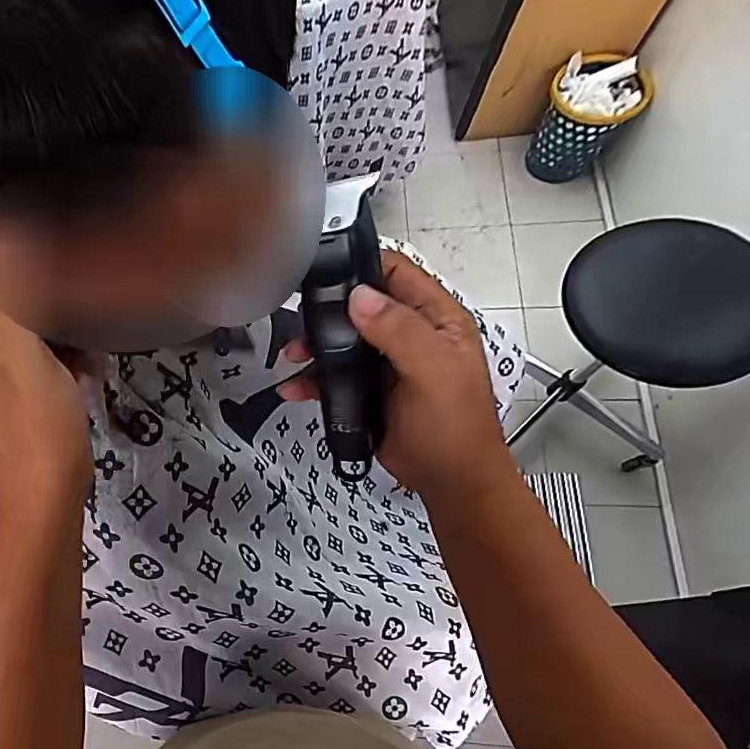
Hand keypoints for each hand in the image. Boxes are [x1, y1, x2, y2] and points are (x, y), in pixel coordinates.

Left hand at [0, 226, 97, 523]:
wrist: (50, 499)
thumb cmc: (35, 430)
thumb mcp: (19, 357)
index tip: (38, 237)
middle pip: (2, 290)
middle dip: (39, 284)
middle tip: (76, 291)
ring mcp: (9, 370)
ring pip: (33, 321)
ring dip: (61, 321)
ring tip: (88, 337)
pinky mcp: (35, 389)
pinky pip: (51, 351)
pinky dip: (71, 351)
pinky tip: (91, 365)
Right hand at [279, 250, 510, 498]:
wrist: (449, 481)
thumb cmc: (455, 428)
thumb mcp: (432, 372)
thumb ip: (399, 331)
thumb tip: (359, 298)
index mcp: (436, 319)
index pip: (396, 273)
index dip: (362, 267)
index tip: (325, 273)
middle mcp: (411, 334)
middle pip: (362, 305)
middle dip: (328, 311)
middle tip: (301, 322)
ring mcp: (387, 363)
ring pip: (344, 340)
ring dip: (316, 346)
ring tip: (294, 356)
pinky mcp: (369, 390)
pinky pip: (336, 375)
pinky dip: (314, 379)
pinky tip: (296, 387)